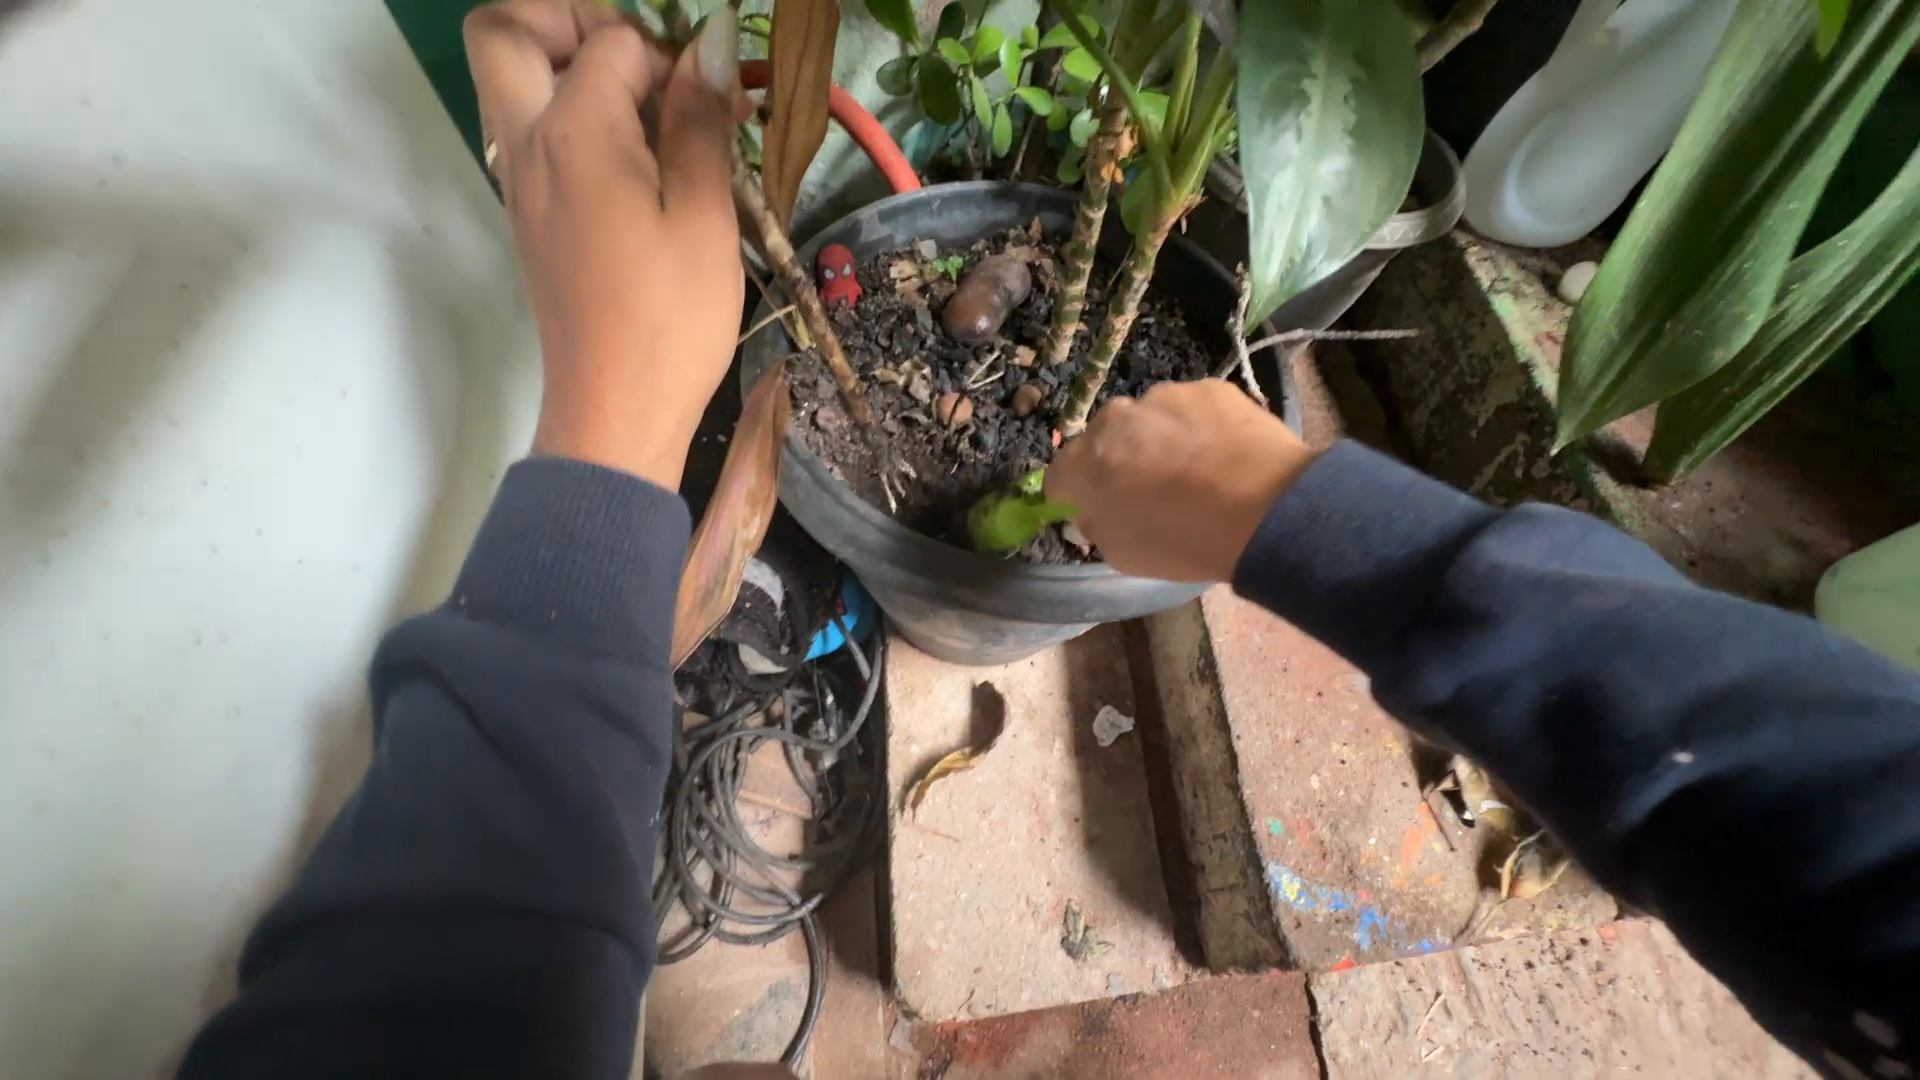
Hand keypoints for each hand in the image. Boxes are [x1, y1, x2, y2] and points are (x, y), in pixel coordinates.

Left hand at [465, 0, 743, 489]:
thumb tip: (704, 52)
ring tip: (644, 121)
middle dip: (569, 22)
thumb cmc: (673, 318)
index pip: (613, 43)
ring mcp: (520, 185)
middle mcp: (527, 143)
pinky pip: (530, 138)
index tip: (715, 104)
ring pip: (511, 84)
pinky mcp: (530, 221)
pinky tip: (633, 172)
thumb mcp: (706, 219)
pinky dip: (570, 124)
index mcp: (575, 132)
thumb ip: (700, 127)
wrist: (619, 406)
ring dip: (568, 72)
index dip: (670, 57)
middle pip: (508, 30)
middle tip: (635, 66)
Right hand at [1046, 379, 1317, 581]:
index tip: (1094, 513)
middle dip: (1115, 464)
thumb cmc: (1182, 540)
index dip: (1073, 497)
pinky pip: (1190, 410)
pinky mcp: (1207, 388)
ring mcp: (1162, 397)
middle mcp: (1113, 419)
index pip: (1057, 478)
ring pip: (1147, 421)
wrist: (1266, 509)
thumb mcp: (1120, 554)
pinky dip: (1197, 429)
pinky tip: (1223, 457)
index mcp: (1081, 463)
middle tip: (1147, 494)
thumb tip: (1093, 510)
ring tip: (1195, 474)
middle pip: (1102, 442)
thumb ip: (1096, 525)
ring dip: (1157, 442)